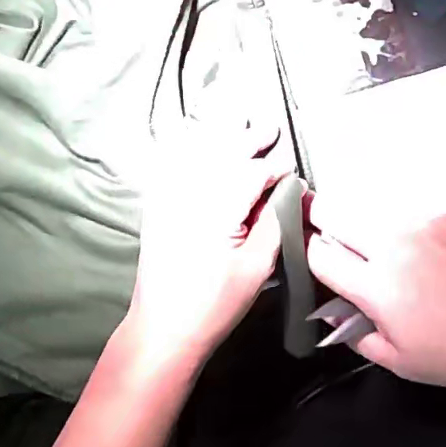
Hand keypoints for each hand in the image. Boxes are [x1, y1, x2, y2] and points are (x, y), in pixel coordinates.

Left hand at [120, 120, 291, 374]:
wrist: (162, 328)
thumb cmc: (213, 304)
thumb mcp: (257, 267)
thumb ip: (274, 223)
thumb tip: (288, 193)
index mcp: (217, 209)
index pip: (252, 174)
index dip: (274, 169)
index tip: (289, 170)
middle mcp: (188, 194)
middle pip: (222, 152)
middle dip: (247, 138)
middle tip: (268, 127)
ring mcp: (166, 198)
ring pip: (193, 151)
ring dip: (217, 133)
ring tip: (236, 118)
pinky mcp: (155, 206)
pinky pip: (167, 163)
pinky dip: (181, 144)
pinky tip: (190, 132)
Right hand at [305, 198, 445, 391]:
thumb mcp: (402, 363)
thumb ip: (356, 334)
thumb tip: (333, 312)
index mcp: (378, 287)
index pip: (319, 254)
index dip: (308, 257)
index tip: (314, 261)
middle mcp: (394, 244)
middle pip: (332, 210)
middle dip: (318, 220)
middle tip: (322, 233)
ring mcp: (422, 223)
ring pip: (368, 207)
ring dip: (361, 224)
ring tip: (379, 250)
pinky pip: (406, 213)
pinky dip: (401, 228)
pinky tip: (421, 253)